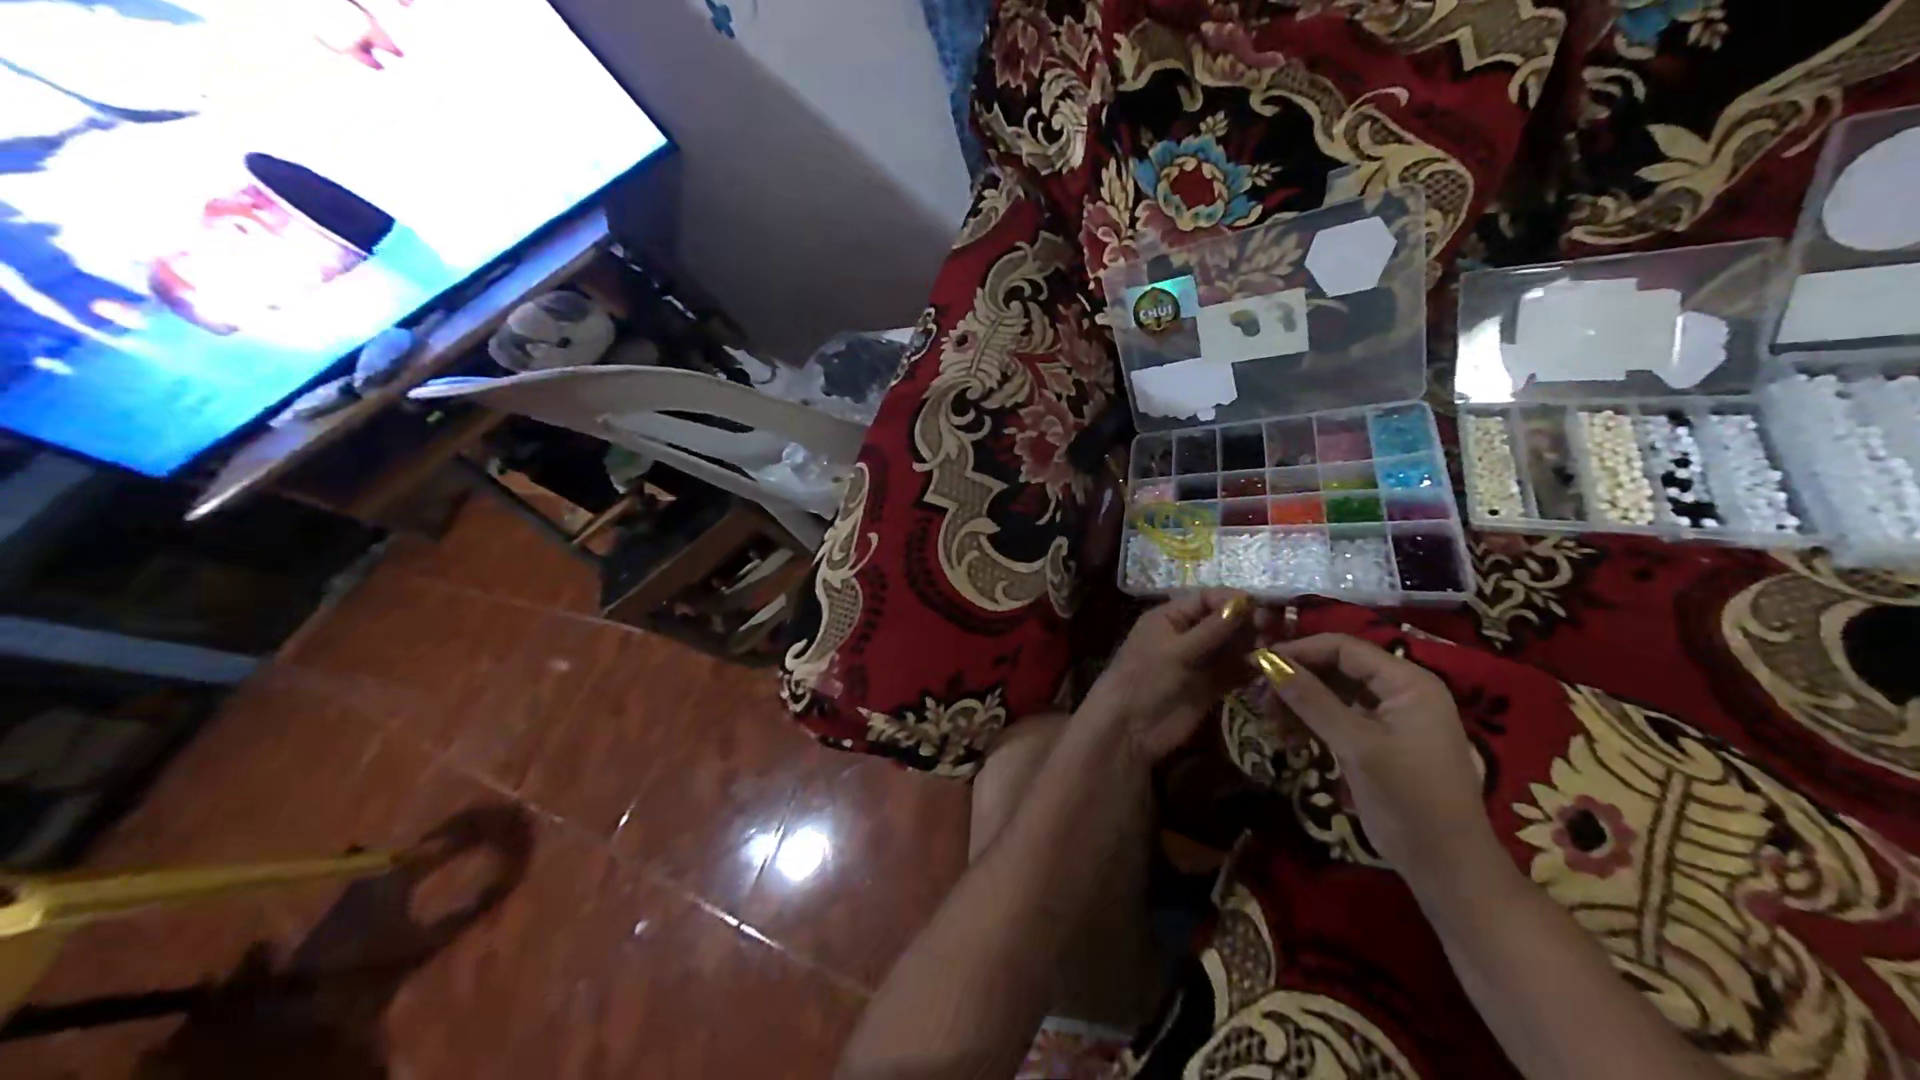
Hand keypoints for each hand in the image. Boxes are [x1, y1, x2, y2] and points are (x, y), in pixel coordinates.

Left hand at [1081, 589, 1260, 761]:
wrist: (1129, 730)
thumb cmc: (1144, 680)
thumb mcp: (1176, 651)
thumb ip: (1211, 630)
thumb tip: (1244, 602)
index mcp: (1170, 618)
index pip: (1206, 599)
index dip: (1232, 601)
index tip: (1260, 606)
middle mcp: (1187, 635)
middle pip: (1223, 621)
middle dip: (1248, 622)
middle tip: (1275, 626)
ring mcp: (1200, 661)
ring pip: (1233, 646)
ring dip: (1254, 644)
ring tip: (1277, 644)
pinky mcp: (1211, 686)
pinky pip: (1235, 670)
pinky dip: (1251, 667)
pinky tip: (1270, 665)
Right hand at [1258, 634, 1496, 878]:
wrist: (1447, 866)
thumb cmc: (1409, 799)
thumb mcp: (1356, 746)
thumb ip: (1312, 700)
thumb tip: (1268, 662)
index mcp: (1409, 683)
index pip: (1344, 648)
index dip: (1298, 651)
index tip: (1256, 664)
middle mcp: (1402, 691)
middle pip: (1337, 668)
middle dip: (1296, 680)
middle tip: (1258, 699)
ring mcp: (1392, 717)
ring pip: (1333, 693)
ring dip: (1299, 704)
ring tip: (1268, 723)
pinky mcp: (1380, 741)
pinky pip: (1338, 718)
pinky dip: (1311, 724)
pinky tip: (1288, 739)